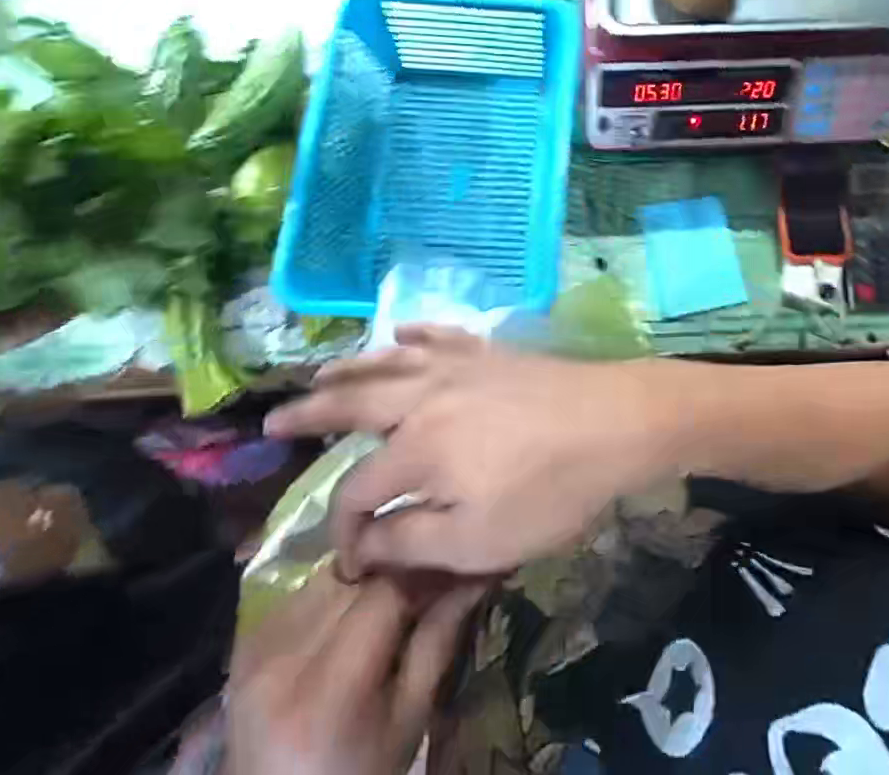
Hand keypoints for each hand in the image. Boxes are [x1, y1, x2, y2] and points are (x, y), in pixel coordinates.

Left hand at [225, 566, 487, 774]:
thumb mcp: (410, 719)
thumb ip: (438, 639)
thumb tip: (474, 573)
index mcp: (327, 690)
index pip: (384, 591)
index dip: (423, 570)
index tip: (454, 565)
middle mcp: (280, 659)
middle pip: (354, 576)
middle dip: (397, 570)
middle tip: (430, 578)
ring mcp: (253, 649)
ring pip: (327, 575)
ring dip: (365, 578)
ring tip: (391, 599)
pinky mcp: (243, 643)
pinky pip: (301, 593)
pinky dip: (334, 594)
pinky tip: (352, 616)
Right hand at [264, 326, 677, 577]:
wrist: (616, 422)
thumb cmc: (551, 489)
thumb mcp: (480, 541)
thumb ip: (413, 542)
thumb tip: (364, 545)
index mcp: (416, 449)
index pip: (359, 493)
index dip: (347, 529)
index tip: (352, 558)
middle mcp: (423, 398)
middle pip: (352, 405)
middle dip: (309, 415)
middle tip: (272, 419)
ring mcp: (458, 367)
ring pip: (388, 362)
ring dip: (348, 368)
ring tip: (319, 375)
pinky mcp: (489, 352)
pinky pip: (439, 335)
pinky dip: (413, 332)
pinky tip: (400, 329)